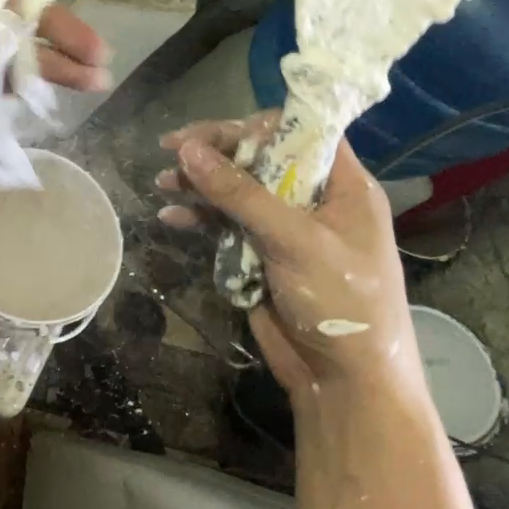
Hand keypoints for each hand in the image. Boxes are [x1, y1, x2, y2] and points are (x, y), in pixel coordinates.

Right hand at [156, 113, 421, 401]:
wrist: (346, 382)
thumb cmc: (341, 304)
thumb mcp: (293, 241)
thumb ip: (239, 193)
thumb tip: (187, 149)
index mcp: (343, 187)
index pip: (301, 132)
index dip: (256, 126)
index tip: (212, 135)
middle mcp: (315, 199)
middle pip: (259, 156)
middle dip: (214, 153)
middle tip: (170, 149)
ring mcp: (286, 227)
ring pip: (235, 187)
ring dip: (198, 183)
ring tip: (161, 184)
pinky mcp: (261, 253)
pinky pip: (224, 221)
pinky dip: (198, 216)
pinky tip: (170, 219)